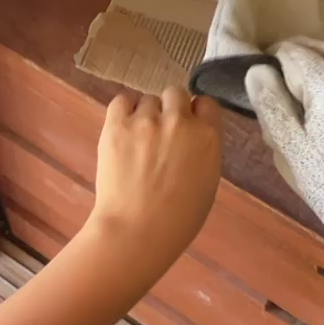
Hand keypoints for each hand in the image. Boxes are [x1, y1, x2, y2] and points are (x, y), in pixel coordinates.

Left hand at [85, 86, 221, 264]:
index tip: (188, 125)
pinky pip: (121, 100)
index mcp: (207, 137)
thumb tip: (192, 136)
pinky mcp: (116, 125)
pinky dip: (123, 110)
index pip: (206, 103)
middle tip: (161, 132)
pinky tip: (123, 127)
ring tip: (138, 139)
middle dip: (170, 109)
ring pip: (148, 99)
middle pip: (176, 94)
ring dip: (145, 114)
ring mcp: (146, 121)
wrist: (137, 230)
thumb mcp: (207, 182)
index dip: (195, 113)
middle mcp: (179, 121)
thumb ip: (203, 151)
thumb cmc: (178, 219)